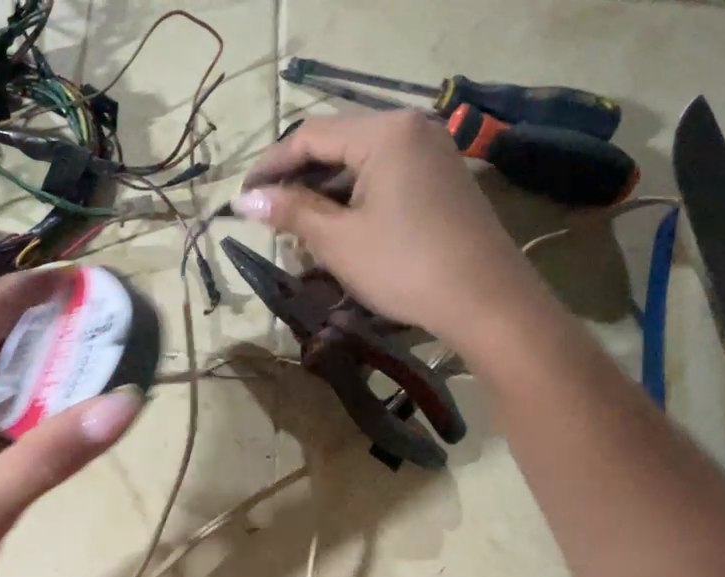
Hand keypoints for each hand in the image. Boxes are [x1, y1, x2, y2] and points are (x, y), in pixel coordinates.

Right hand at [232, 111, 553, 350]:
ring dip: (322, 194)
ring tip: (295, 233)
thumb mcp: (337, 241)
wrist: (484, 299)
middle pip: (335, 144)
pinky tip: (334, 232)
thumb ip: (290, 212)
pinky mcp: (439, 179)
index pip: (309, 135)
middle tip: (266, 218)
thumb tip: (244, 200)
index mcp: (384, 132)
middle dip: (296, 181)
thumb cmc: (403, 266)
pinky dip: (352, 200)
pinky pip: (382, 177)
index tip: (240, 198)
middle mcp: (409, 128)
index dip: (269, 166)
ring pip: (358, 164)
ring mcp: (429, 152)